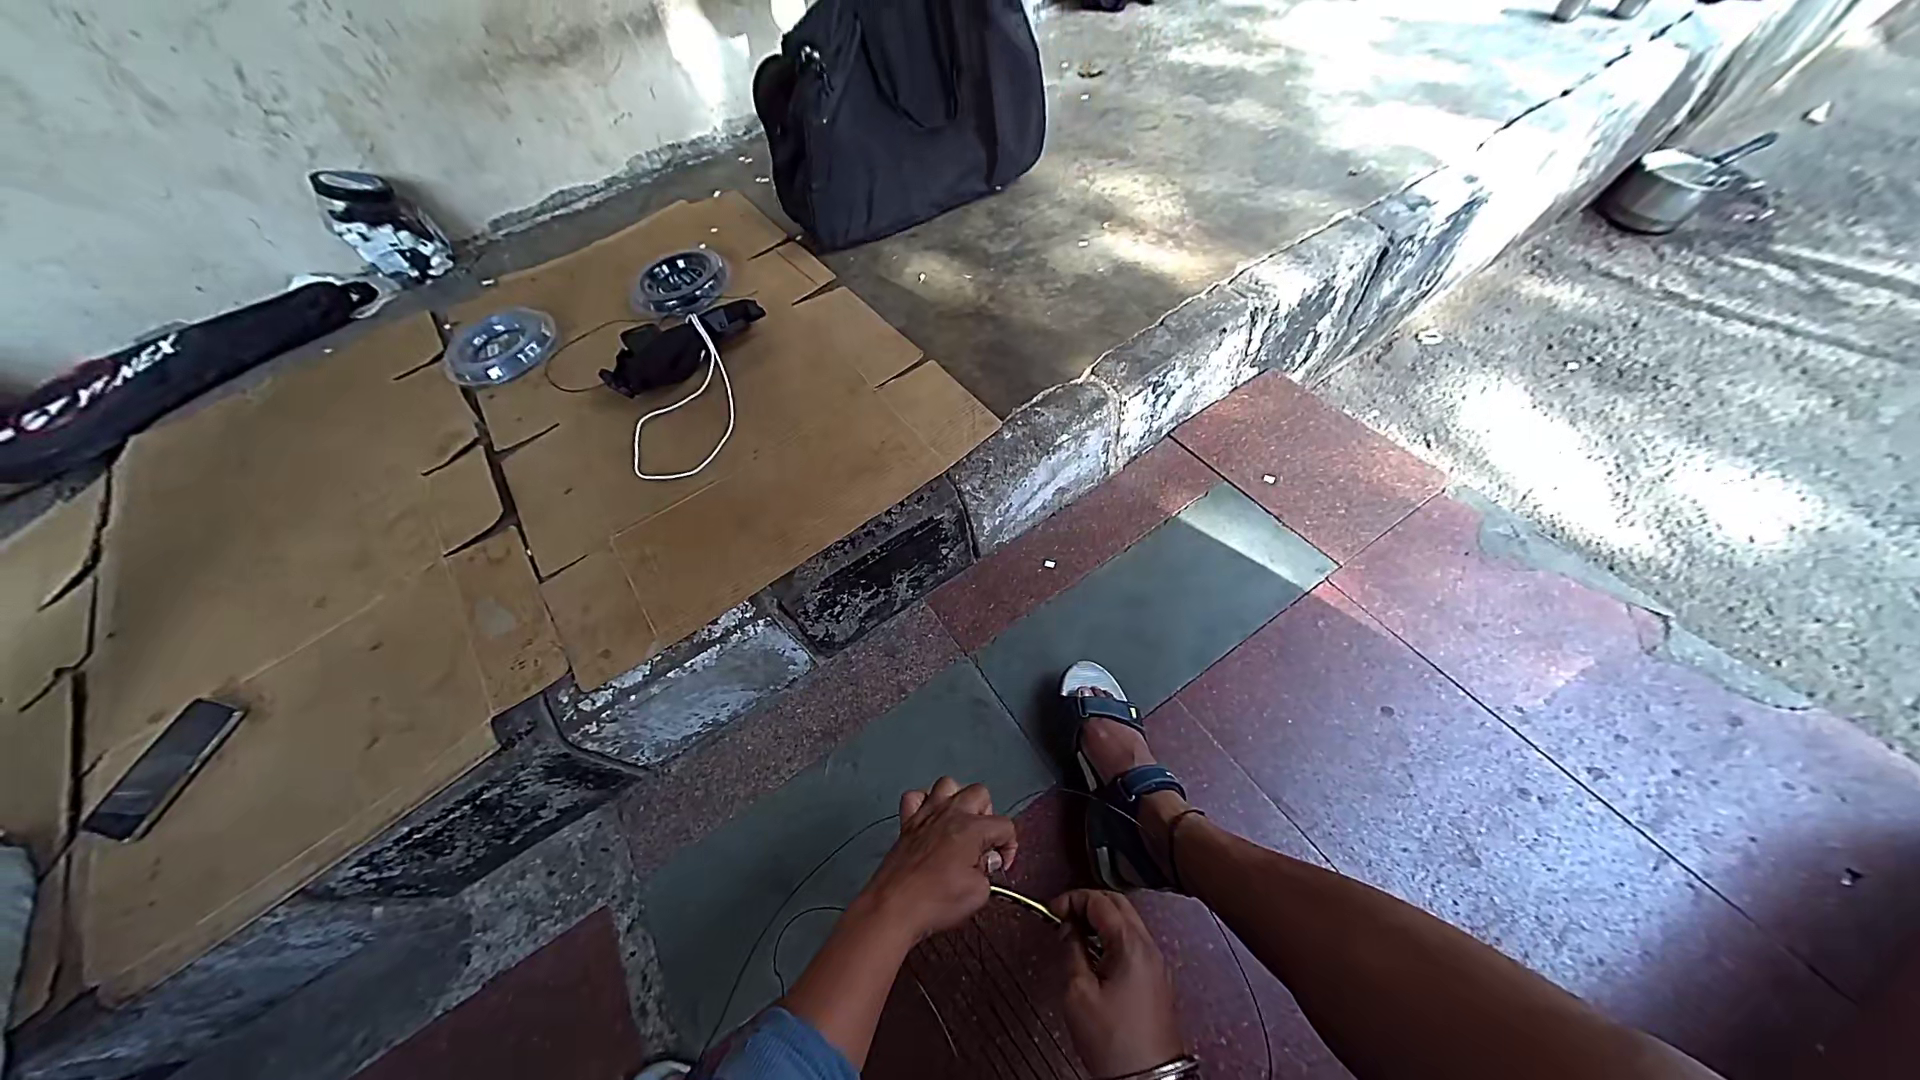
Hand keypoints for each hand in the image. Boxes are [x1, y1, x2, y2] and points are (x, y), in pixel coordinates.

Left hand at [855, 777, 1016, 942]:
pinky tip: (930, 819)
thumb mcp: (978, 893)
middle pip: (979, 793)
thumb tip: (984, 861)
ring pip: (948, 785)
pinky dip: (924, 803)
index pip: (1004, 825)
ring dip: (957, 800)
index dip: (1009, 846)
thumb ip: (988, 871)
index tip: (1001, 864)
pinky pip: (915, 797)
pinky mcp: (907, 822)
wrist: (895, 907)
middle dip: (987, 815)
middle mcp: (950, 813)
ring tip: (959, 824)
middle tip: (983, 842)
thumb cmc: (935, 900)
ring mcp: (926, 814)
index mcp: (972, 828)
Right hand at [1051, 890, 1184, 1078]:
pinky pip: (1134, 942)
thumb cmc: (1114, 1042)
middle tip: (1064, 916)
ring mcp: (1156, 963)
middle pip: (1117, 903)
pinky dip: (1113, 937)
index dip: (1071, 899)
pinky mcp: (1157, 979)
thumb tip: (1067, 929)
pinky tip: (1095, 954)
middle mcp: (1148, 947)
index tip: (1053, 910)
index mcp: (1130, 944)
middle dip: (1087, 903)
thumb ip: (1071, 950)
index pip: (1099, 901)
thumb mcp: (1078, 993)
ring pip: (1127, 921)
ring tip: (1076, 934)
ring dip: (1101, 919)